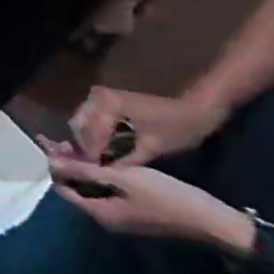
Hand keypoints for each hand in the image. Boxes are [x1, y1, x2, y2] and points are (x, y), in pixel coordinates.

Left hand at [47, 154, 252, 252]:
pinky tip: (101, 157)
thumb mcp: (122, 178)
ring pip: (91, 189)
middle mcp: (106, 218)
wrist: (209, 220)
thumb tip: (51, 163)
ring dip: (81, 168)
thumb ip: (85, 171)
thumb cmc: (164, 196)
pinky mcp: (134, 212)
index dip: (54, 164)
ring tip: (75, 143)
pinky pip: (106, 192)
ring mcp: (121, 217)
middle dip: (66, 165)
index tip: (48, 140)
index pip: (63, 187)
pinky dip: (97, 174)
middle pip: (75, 189)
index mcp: (99, 212)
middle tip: (61, 138)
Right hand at [69, 86, 228, 166]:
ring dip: (88, 142)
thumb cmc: (176, 129)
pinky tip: (103, 151)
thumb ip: (124, 161)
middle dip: (85, 149)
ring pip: (82, 122)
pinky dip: (94, 135)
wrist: (194, 111)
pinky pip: (90, 118)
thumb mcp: (151, 149)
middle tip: (96, 170)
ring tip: (99, 162)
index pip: (90, 136)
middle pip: (79, 125)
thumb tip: (102, 174)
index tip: (95, 178)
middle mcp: (98, 96)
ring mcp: (101, 95)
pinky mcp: (107, 99)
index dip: (92, 159)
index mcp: (108, 104)